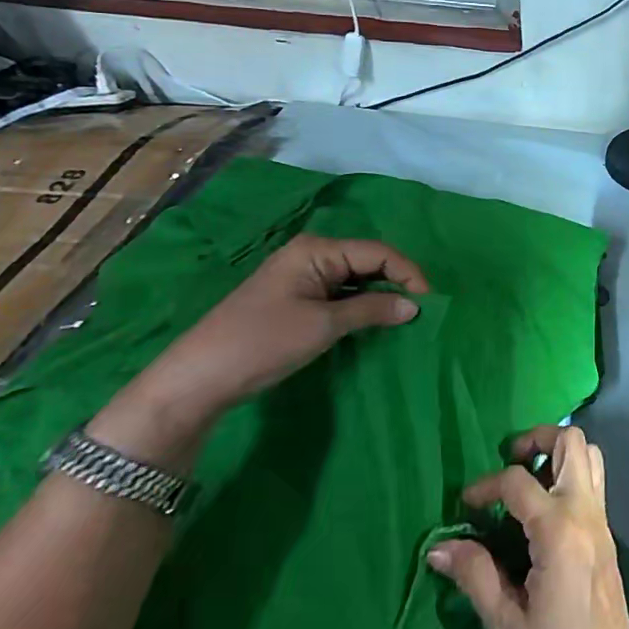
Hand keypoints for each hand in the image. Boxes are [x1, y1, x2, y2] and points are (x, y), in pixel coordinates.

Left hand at [89, 235, 428, 470]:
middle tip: (420, 311)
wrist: (198, 379)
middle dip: (397, 283)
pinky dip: (360, 305)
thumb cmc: (263, 342)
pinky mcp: (295, 298)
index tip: (429, 303)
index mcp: (318, 249)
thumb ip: (372, 310)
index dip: (408, 273)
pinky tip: (373, 321)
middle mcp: (312, 254)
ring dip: (379, 295)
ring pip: (355, 278)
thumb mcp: (323, 325)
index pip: (379, 252)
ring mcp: (301, 276)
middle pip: (368, 261)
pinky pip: (339, 293)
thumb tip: (414, 306)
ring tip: (403, 318)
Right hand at [428, 427, 628, 628]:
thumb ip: (475, 576)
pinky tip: (543, 507)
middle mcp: (586, 512)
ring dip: (559, 454)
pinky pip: (593, 482)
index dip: (485, 485)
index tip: (465, 505)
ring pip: (590, 456)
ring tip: (528, 479)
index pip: (518, 481)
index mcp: (559, 529)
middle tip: (509, 460)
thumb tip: (439, 547)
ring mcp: (602, 520)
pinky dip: (569, 476)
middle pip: (571, 442)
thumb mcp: (506, 624)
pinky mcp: (607, 535)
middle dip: (538, 439)